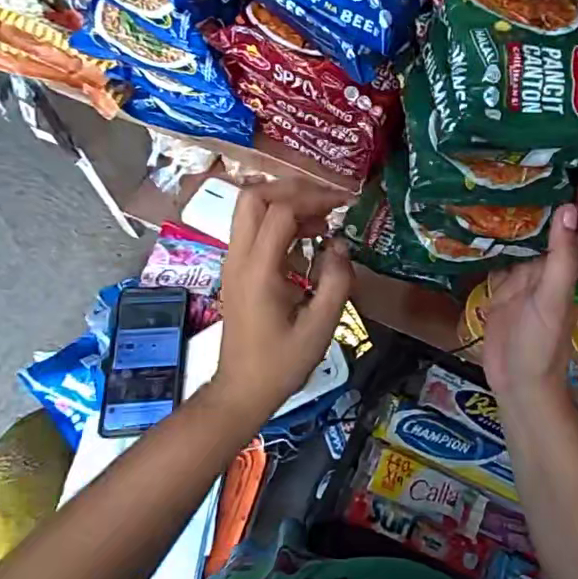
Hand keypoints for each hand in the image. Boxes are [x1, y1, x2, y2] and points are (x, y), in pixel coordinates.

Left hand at [212, 178, 353, 415]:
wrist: (241, 390)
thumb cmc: (281, 363)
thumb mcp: (320, 328)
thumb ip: (336, 281)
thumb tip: (340, 245)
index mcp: (258, 270)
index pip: (280, 211)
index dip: (314, 198)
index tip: (344, 204)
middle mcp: (239, 257)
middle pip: (254, 196)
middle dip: (293, 188)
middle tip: (327, 201)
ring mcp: (233, 261)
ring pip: (249, 208)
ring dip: (285, 202)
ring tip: (322, 220)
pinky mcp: (237, 269)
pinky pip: (253, 228)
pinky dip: (279, 221)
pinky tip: (307, 240)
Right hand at [482, 180, 577, 403]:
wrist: (517, 382)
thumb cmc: (542, 343)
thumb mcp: (554, 298)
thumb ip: (562, 257)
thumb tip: (567, 209)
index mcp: (566, 269)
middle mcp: (546, 269)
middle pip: (550, 229)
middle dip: (547, 200)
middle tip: (533, 167)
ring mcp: (522, 278)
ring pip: (522, 240)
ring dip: (518, 217)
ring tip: (504, 185)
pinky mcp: (500, 289)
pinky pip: (497, 258)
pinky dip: (491, 241)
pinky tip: (478, 221)